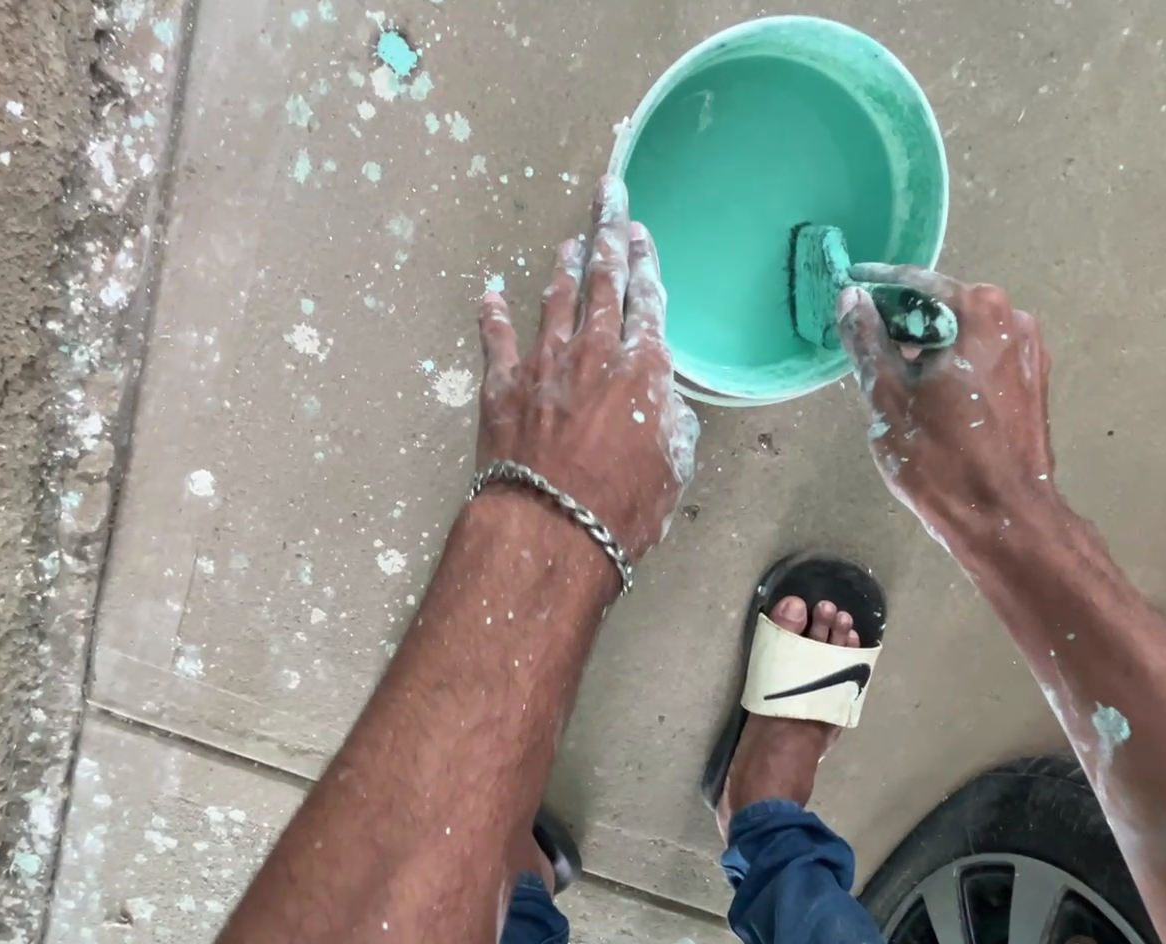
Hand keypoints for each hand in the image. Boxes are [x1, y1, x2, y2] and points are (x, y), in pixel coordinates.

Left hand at [477, 176, 699, 560]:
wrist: (552, 526)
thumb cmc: (623, 506)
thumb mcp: (674, 468)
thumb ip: (674, 423)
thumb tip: (665, 402)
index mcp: (643, 368)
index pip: (648, 302)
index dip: (646, 264)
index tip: (642, 234)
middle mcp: (595, 351)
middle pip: (604, 280)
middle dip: (608, 233)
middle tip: (608, 195)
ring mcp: (544, 362)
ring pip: (556, 298)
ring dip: (564, 265)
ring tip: (569, 240)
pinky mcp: (502, 383)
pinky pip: (496, 337)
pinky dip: (493, 312)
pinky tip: (491, 291)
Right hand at [839, 266, 1057, 542]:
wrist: (1003, 517)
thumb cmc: (939, 456)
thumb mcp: (887, 397)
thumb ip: (866, 341)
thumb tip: (851, 298)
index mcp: (978, 311)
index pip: (915, 283)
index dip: (876, 289)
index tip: (848, 292)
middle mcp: (1013, 319)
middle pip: (943, 307)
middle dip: (903, 322)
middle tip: (865, 348)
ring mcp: (1029, 353)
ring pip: (964, 336)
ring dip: (928, 347)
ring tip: (893, 378)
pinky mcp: (1033, 385)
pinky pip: (982, 360)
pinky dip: (953, 367)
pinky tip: (930, 397)